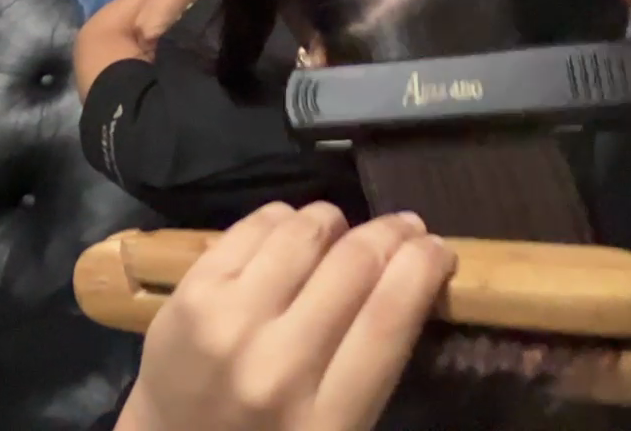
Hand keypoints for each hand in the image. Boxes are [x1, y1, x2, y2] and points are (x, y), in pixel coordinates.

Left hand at [119, 203, 454, 430]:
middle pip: (353, 265)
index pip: (390, 319)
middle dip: (391, 234)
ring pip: (305, 231)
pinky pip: (257, 224)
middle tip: (404, 227)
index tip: (438, 248)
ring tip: (340, 233)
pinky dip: (285, 219)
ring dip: (335, 221)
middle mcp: (278, 367)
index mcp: (326, 424)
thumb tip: (407, 271)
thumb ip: (369, 363)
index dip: (423, 268)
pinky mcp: (192, 292)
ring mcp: (228, 323)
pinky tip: (290, 234)